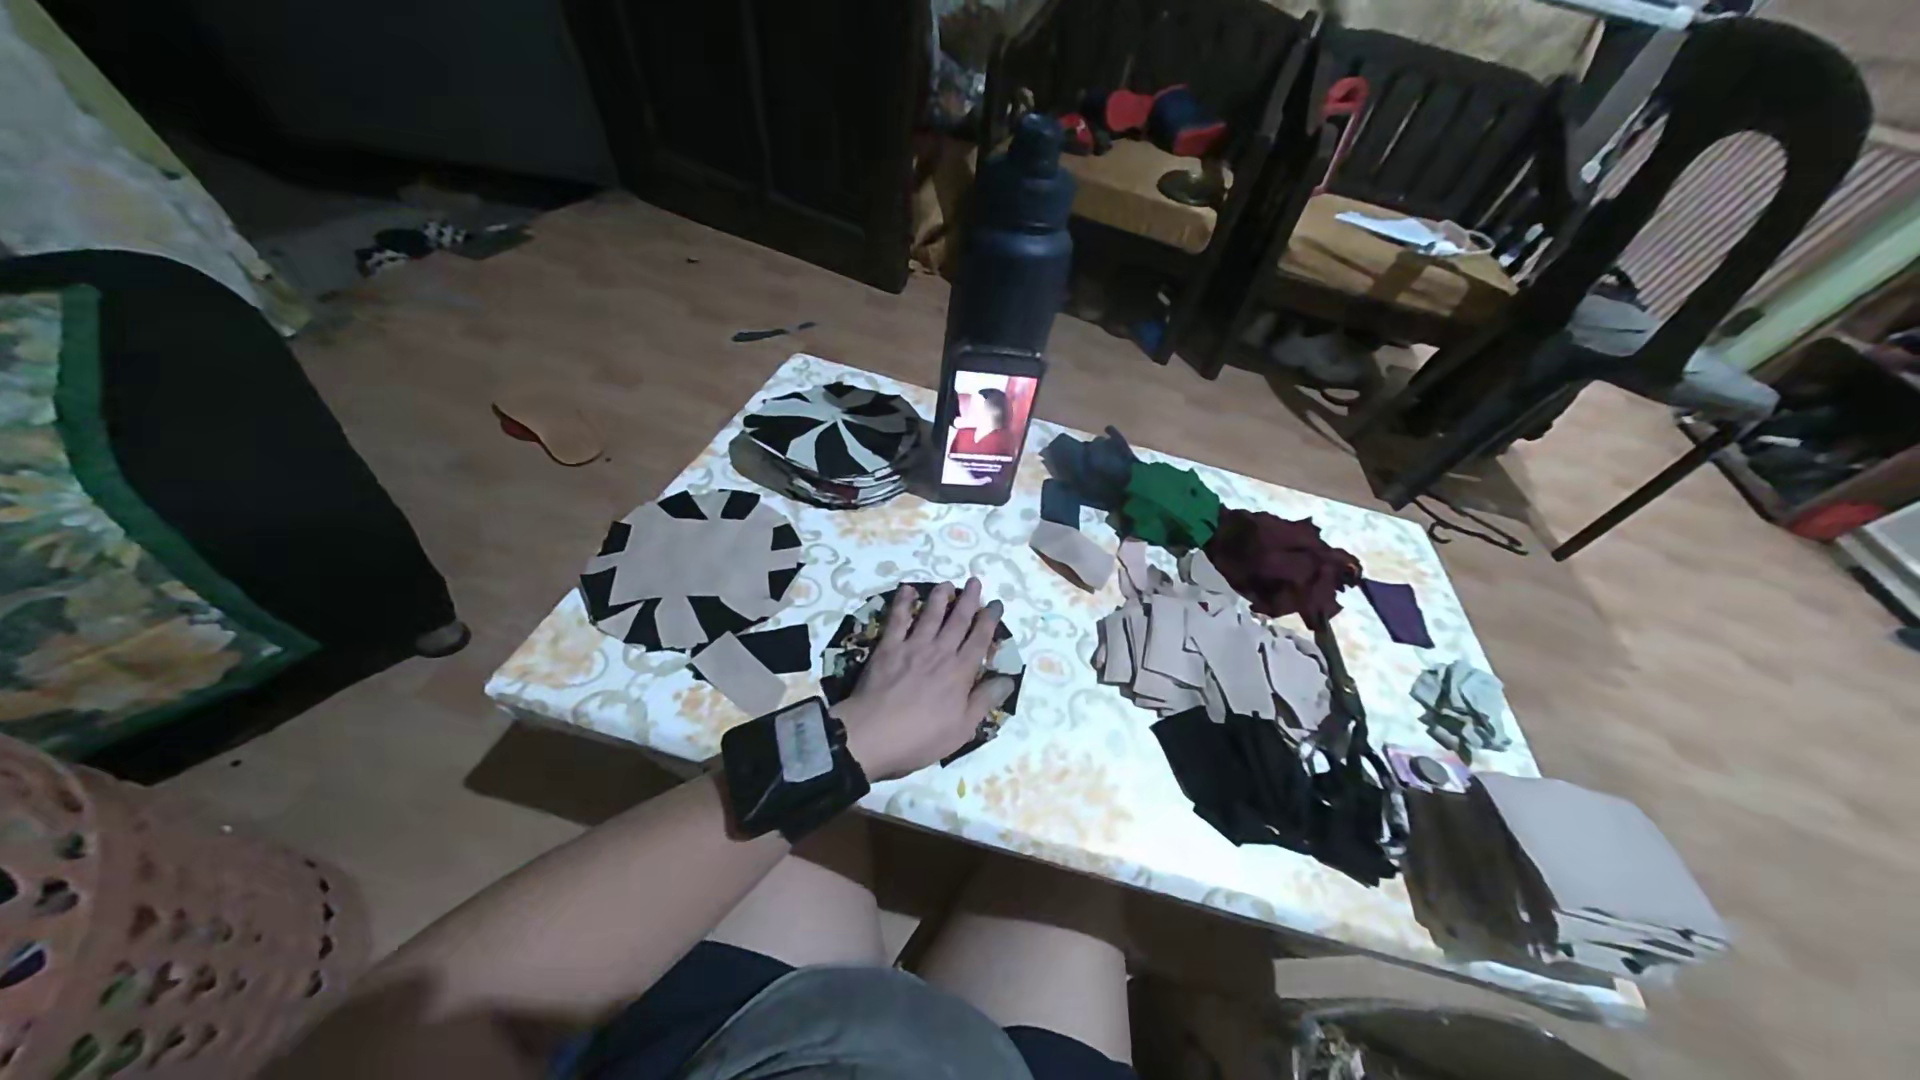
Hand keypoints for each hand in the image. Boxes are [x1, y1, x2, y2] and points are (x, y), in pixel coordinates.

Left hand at [833, 579, 1011, 780]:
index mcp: (960, 672)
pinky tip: (906, 590)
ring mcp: (912, 647)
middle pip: (958, 620)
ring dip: (940, 597)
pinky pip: (897, 619)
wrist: (873, 734)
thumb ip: (984, 700)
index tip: (996, 603)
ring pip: (930, 615)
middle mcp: (940, 652)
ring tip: (947, 583)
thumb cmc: (921, 737)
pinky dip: (902, 603)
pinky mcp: (887, 648)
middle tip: (974, 581)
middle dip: (969, 600)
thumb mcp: (962, 728)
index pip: (980, 640)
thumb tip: (1007, 679)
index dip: (989, 620)